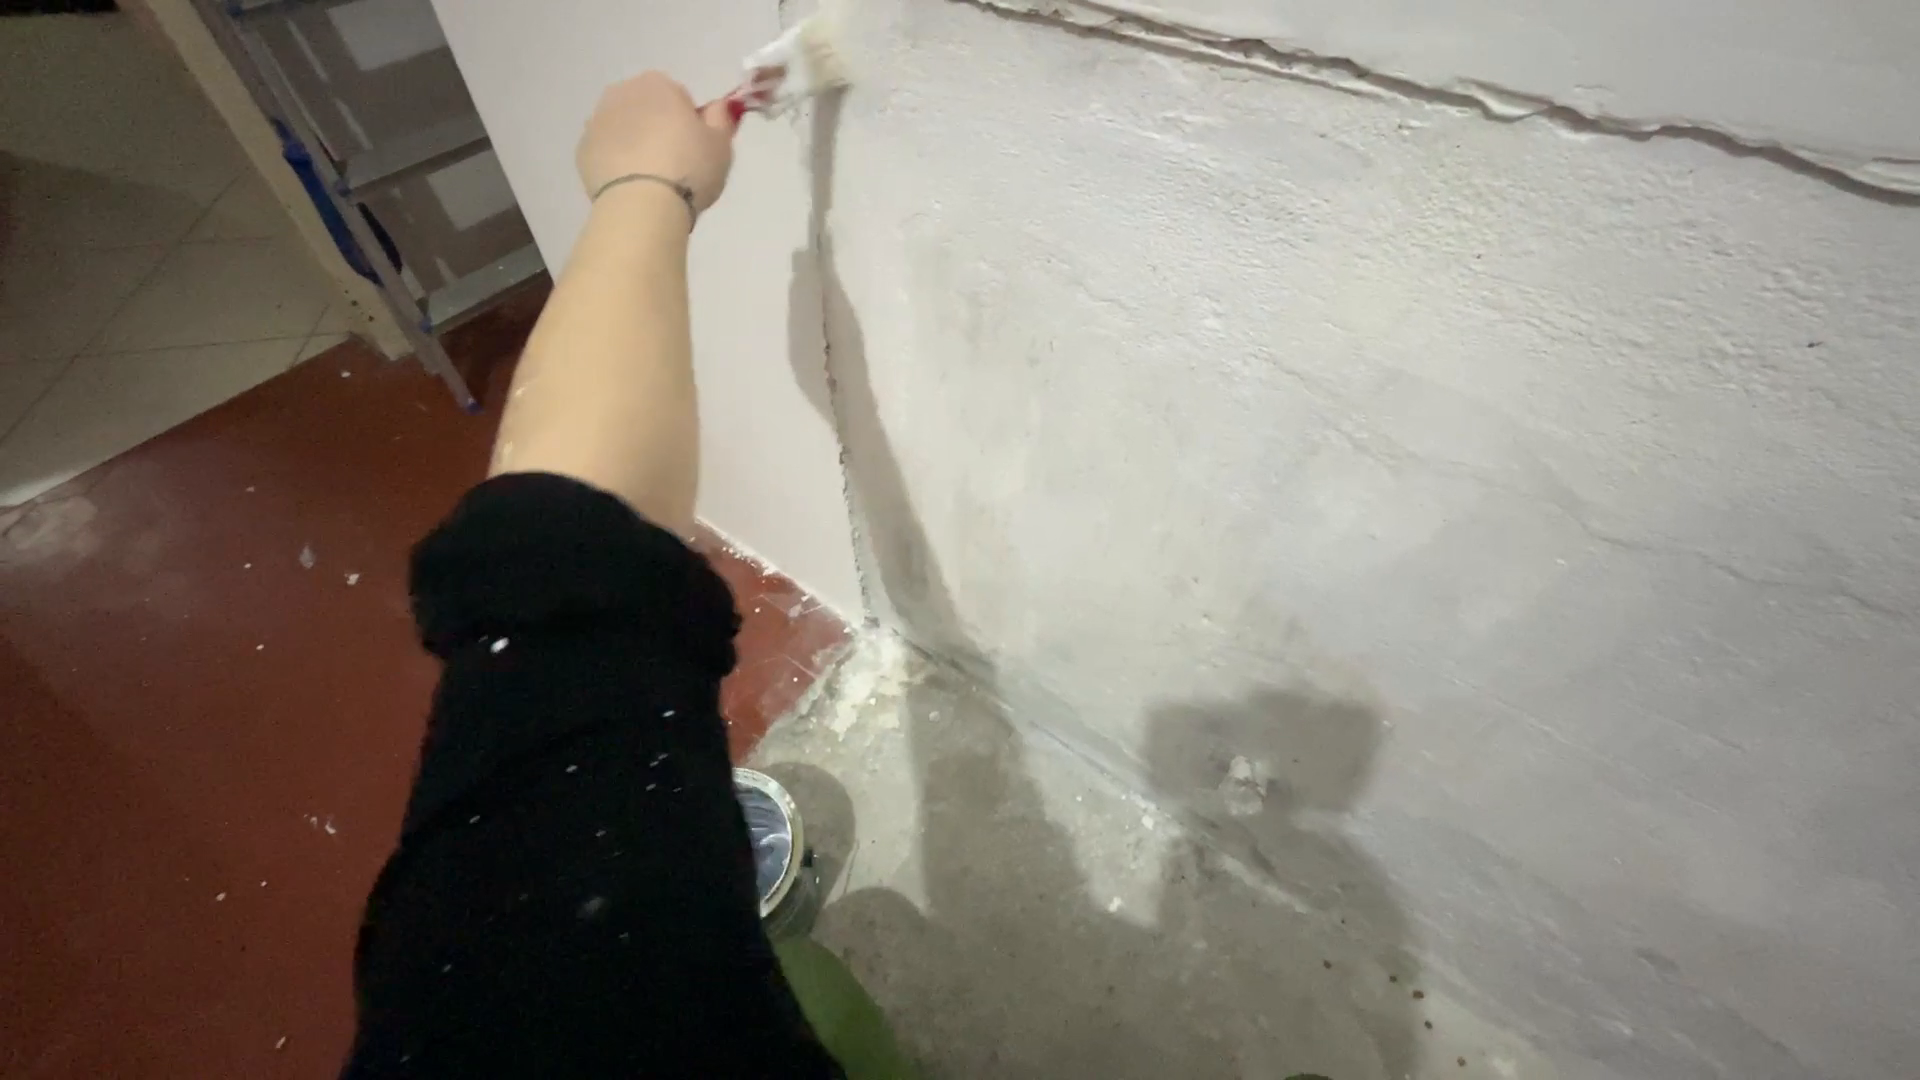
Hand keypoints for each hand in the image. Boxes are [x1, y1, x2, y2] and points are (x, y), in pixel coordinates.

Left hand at [576, 72, 737, 212]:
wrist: (643, 204)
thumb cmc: (689, 170)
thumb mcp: (721, 146)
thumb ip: (722, 120)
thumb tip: (718, 107)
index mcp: (658, 85)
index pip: (679, 96)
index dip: (691, 124)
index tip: (698, 150)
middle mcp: (622, 92)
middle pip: (647, 110)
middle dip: (660, 131)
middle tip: (678, 168)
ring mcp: (597, 121)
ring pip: (624, 130)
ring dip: (637, 147)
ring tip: (655, 183)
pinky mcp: (583, 151)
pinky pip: (607, 154)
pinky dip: (619, 167)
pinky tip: (635, 190)